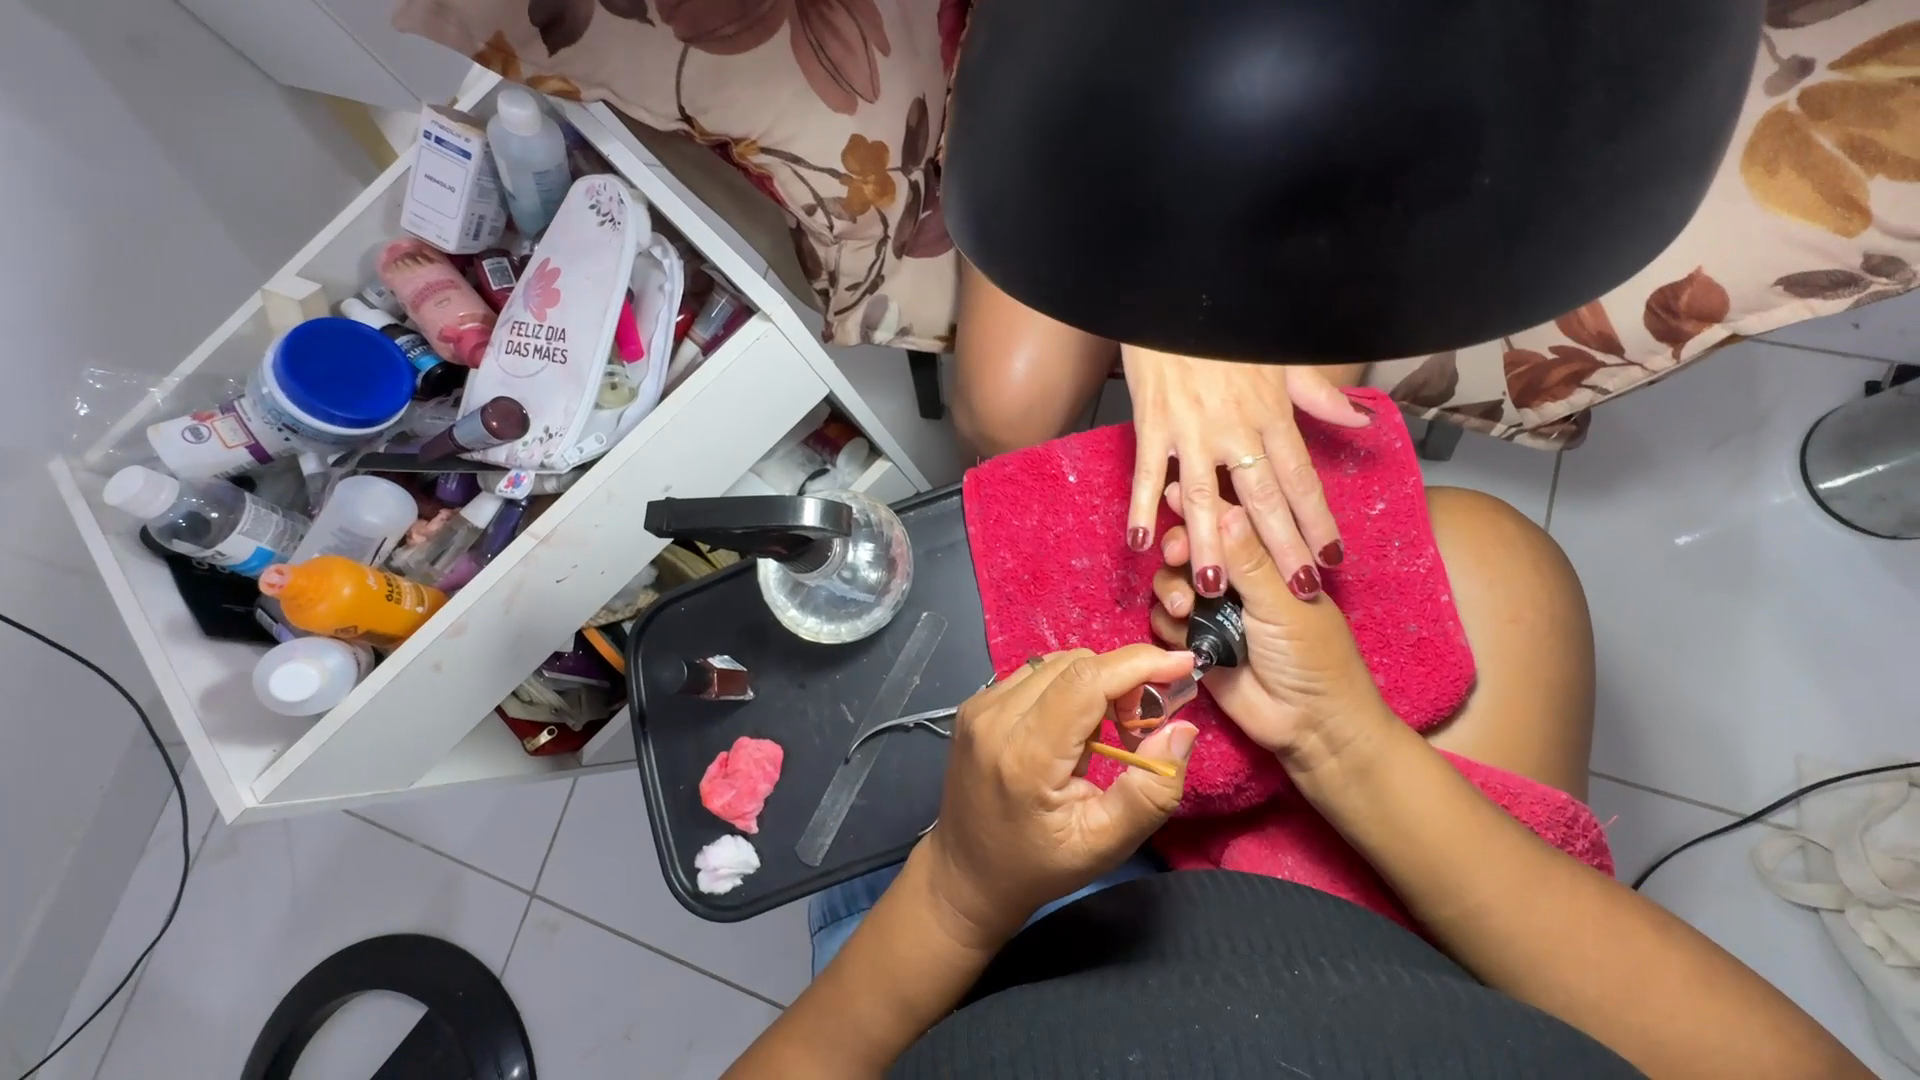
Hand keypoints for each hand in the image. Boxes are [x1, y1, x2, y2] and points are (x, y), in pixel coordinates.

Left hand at [923, 646, 1198, 943]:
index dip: (1139, 664)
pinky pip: (1035, 674)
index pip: (1086, 680)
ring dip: (1096, 682)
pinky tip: (1075, 729)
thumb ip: (1150, 790)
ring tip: (1110, 730)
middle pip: (1075, 664)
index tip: (1184, 665)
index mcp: (1025, 755)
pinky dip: (1069, 688)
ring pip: (1056, 663)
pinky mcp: (975, 704)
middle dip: (1123, 679)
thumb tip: (1182, 728)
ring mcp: (979, 706)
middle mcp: (995, 718)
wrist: (964, 874)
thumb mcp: (1105, 844)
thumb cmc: (1037, 866)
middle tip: (1143, 724)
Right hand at [1122, 347, 1370, 602]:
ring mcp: (1192, 429)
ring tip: (1214, 584)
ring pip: (1206, 494)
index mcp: (1272, 412)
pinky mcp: (1152, 424)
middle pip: (1263, 497)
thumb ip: (1318, 396)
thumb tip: (1360, 422)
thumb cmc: (1230, 328)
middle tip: (1294, 591)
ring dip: (1209, 541)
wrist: (1182, 292)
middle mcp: (1237, 427)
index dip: (1316, 521)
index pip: (1300, 478)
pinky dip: (1143, 506)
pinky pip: (1148, 472)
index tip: (1330, 560)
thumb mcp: (1282, 357)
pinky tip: (1141, 542)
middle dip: (1281, 547)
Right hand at [1150, 495, 1394, 773]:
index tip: (1175, 497)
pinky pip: (1164, 621)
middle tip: (1177, 557)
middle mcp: (1236, 581)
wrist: (1308, 724)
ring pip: (1171, 582)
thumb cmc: (1312, 656)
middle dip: (1179, 550)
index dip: (1201, 510)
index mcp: (1267, 561)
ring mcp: (1213, 611)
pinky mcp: (1194, 642)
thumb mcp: (1282, 602)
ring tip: (1184, 608)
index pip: (1229, 523)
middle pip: (1191, 549)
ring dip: (1170, 588)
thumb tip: (1226, 508)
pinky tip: (1181, 636)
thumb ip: (1249, 560)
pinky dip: (1166, 623)